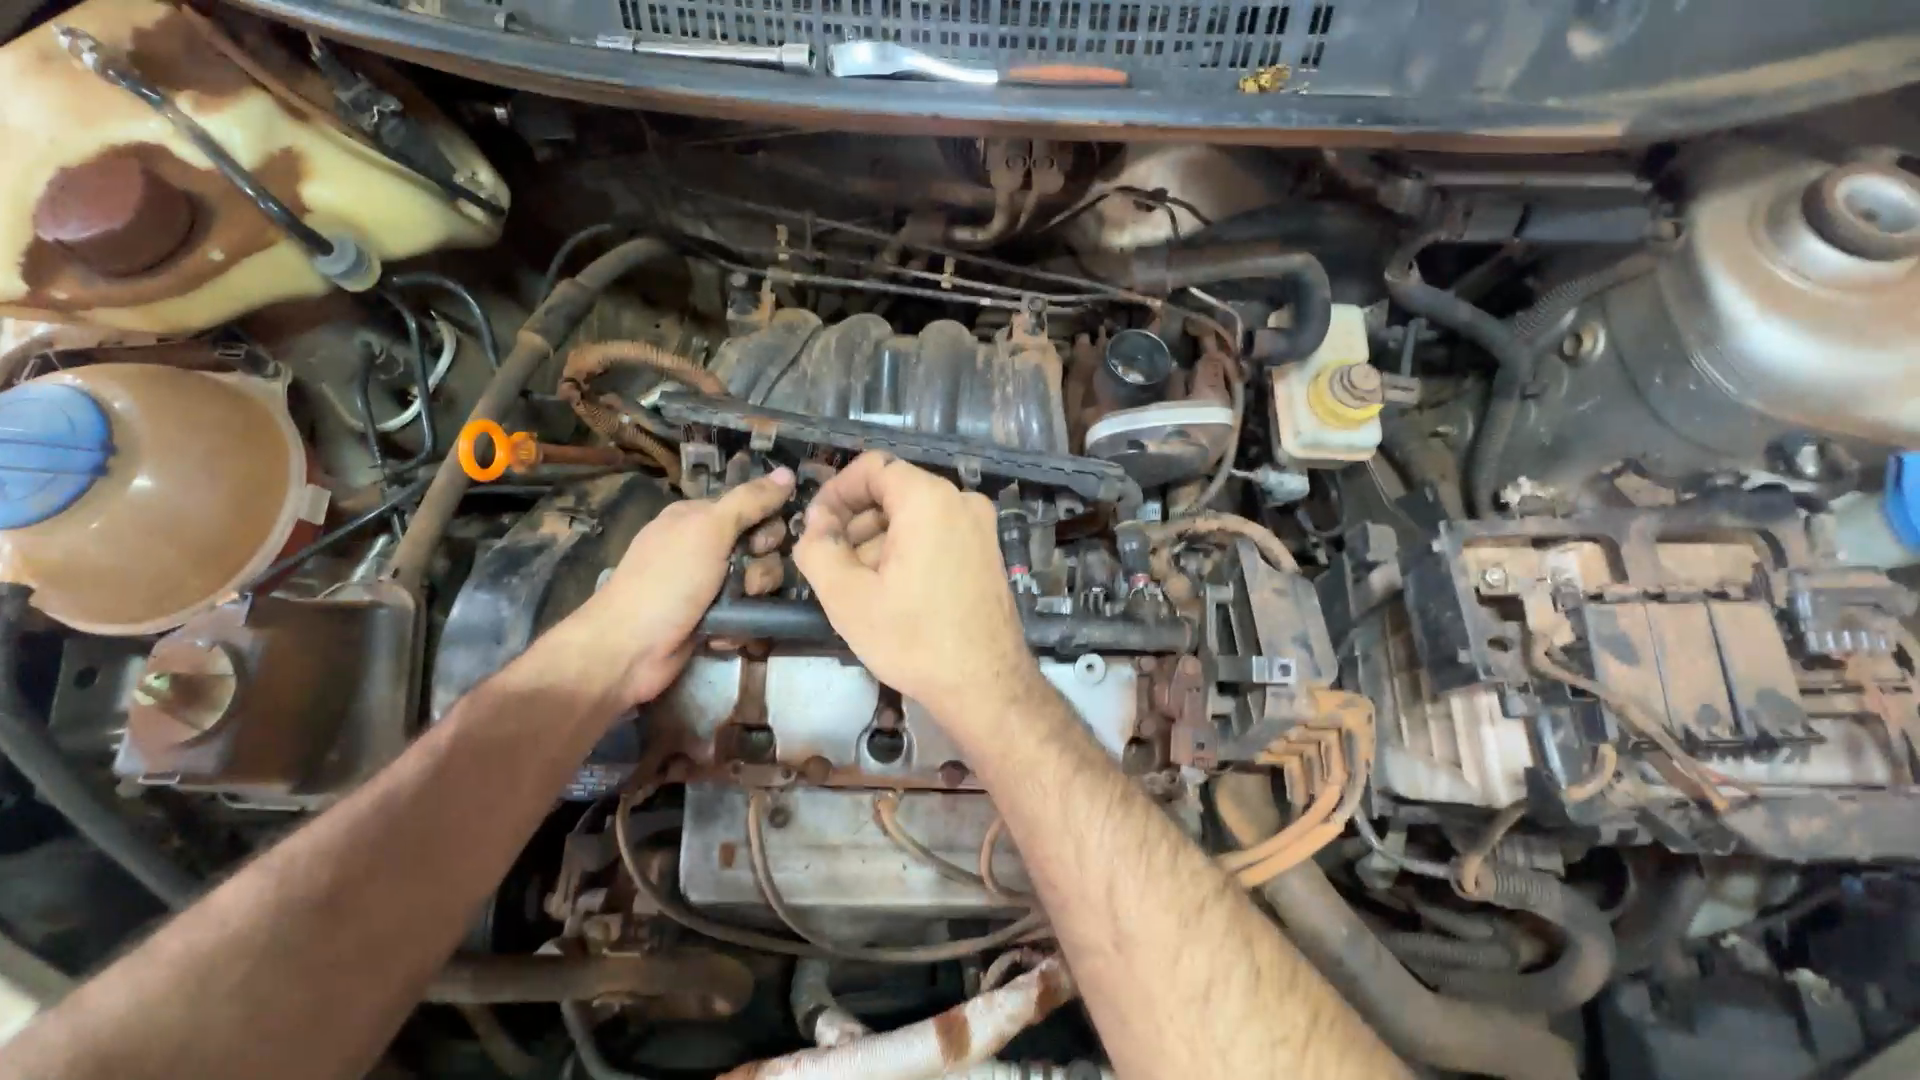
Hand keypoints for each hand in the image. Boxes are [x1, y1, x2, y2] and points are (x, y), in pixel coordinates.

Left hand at [553, 468, 794, 705]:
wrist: (629, 650)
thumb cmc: (667, 582)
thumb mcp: (708, 530)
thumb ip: (749, 501)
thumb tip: (788, 471)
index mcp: (697, 518)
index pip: (752, 509)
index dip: (766, 526)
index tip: (759, 543)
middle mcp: (703, 548)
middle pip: (761, 549)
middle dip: (762, 568)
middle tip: (746, 582)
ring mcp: (707, 586)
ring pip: (757, 584)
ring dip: (751, 600)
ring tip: (733, 611)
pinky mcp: (711, 620)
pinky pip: (746, 615)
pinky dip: (739, 625)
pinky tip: (722, 632)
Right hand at [792, 453, 1041, 734]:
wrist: (985, 686)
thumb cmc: (913, 639)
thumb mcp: (846, 596)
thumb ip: (817, 548)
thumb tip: (815, 525)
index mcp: (929, 499)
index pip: (872, 467)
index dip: (836, 491)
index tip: (816, 527)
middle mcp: (962, 501)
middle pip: (894, 492)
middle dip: (856, 521)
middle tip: (831, 562)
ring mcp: (981, 528)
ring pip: (914, 516)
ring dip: (878, 540)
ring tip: (858, 585)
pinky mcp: (987, 554)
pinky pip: (937, 535)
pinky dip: (908, 552)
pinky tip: (890, 593)